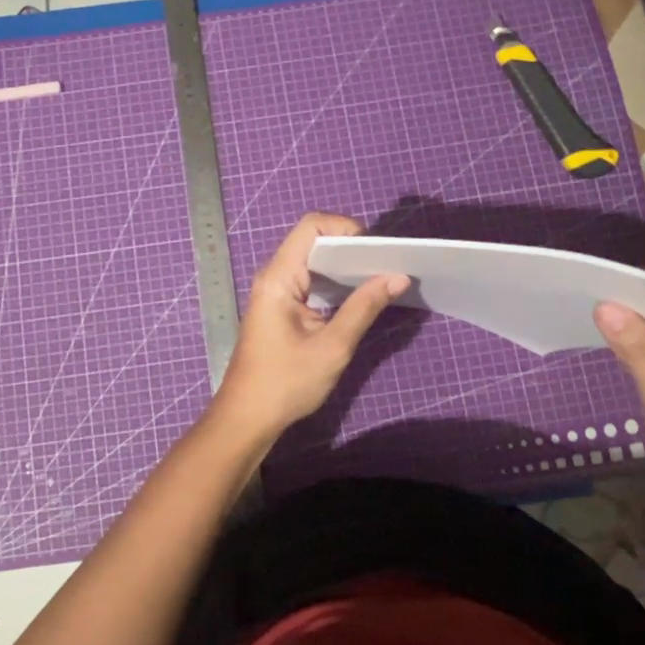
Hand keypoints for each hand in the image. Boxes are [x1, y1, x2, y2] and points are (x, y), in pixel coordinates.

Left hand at [212, 213, 409, 439]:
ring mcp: (273, 292)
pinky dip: (331, 282)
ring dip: (342, 266)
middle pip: (311, 240)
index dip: (344, 227)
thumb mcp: (333, 346)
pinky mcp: (278, 307)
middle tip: (383, 266)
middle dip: (349, 247)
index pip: (311, 226)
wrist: (247, 417)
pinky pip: (307, 280)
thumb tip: (397, 277)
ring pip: (311, 261)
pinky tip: (355, 298)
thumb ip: (364, 307)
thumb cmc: (286, 383)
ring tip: (376, 280)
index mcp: (279, 277)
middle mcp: (273, 276)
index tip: (374, 250)